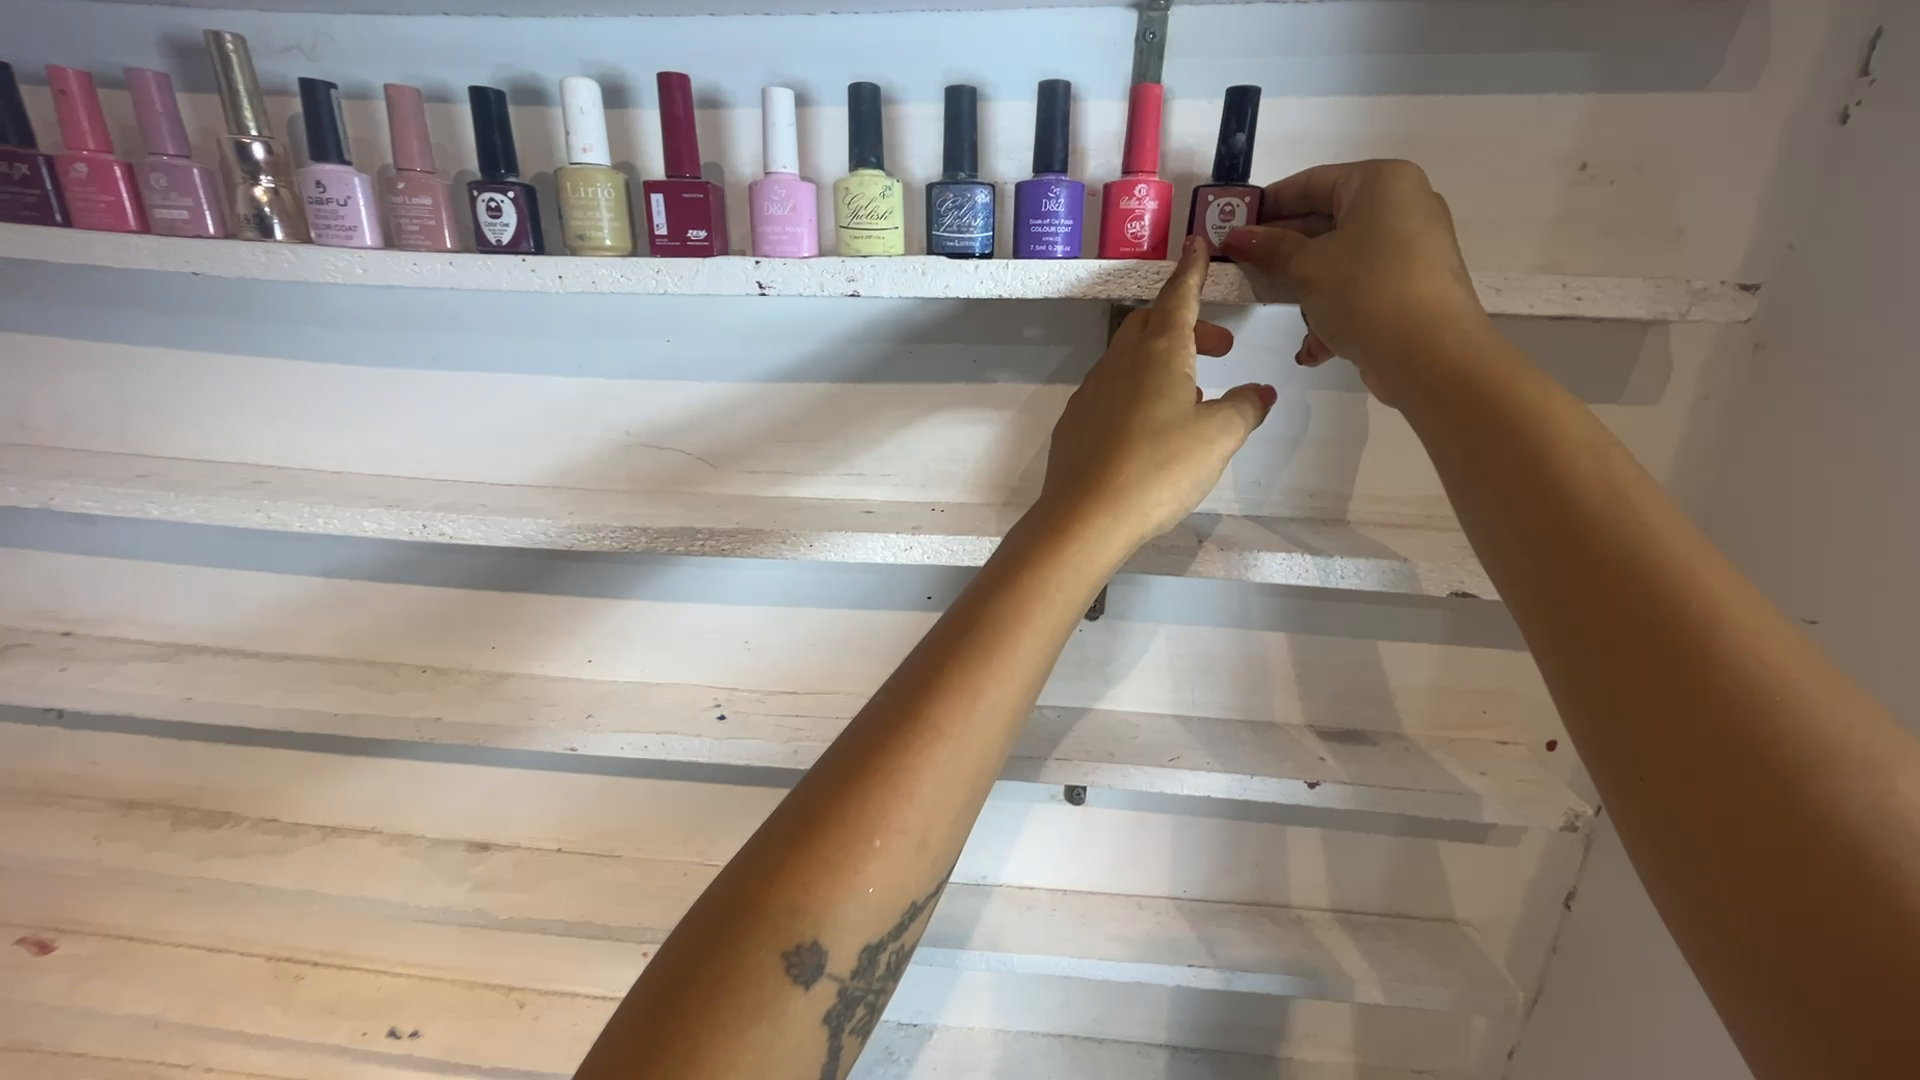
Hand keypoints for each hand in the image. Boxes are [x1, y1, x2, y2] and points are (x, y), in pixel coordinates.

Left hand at [1036, 236, 1275, 550]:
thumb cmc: (1159, 469)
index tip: (1199, 245)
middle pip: (1151, 325)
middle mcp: (1119, 364)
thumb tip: (1259, 392)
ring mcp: (1091, 393)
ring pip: (1129, 360)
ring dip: (1163, 364)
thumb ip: (1244, 408)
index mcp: (1158, 353)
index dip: (1192, 271)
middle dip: (1186, 325)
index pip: (1178, 298)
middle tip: (1219, 349)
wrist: (1085, 516)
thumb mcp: (1218, 438)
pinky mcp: (1075, 424)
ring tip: (1192, 399)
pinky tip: (1150, 430)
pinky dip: (1137, 394)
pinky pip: (1111, 393)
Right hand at [1221, 159, 1492, 406]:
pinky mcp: (1409, 289)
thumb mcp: (1307, 267)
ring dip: (1305, 288)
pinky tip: (1311, 347)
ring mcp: (1409, 251)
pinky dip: (1333, 312)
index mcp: (1380, 184)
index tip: (1233, 225)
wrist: (1430, 353)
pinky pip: (1359, 290)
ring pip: (1340, 261)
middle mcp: (1401, 208)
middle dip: (1283, 250)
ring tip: (1275, 308)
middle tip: (1242, 266)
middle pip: (1325, 222)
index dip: (1268, 204)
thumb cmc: (1365, 291)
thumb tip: (1235, 236)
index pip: (1312, 182)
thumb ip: (1269, 248)